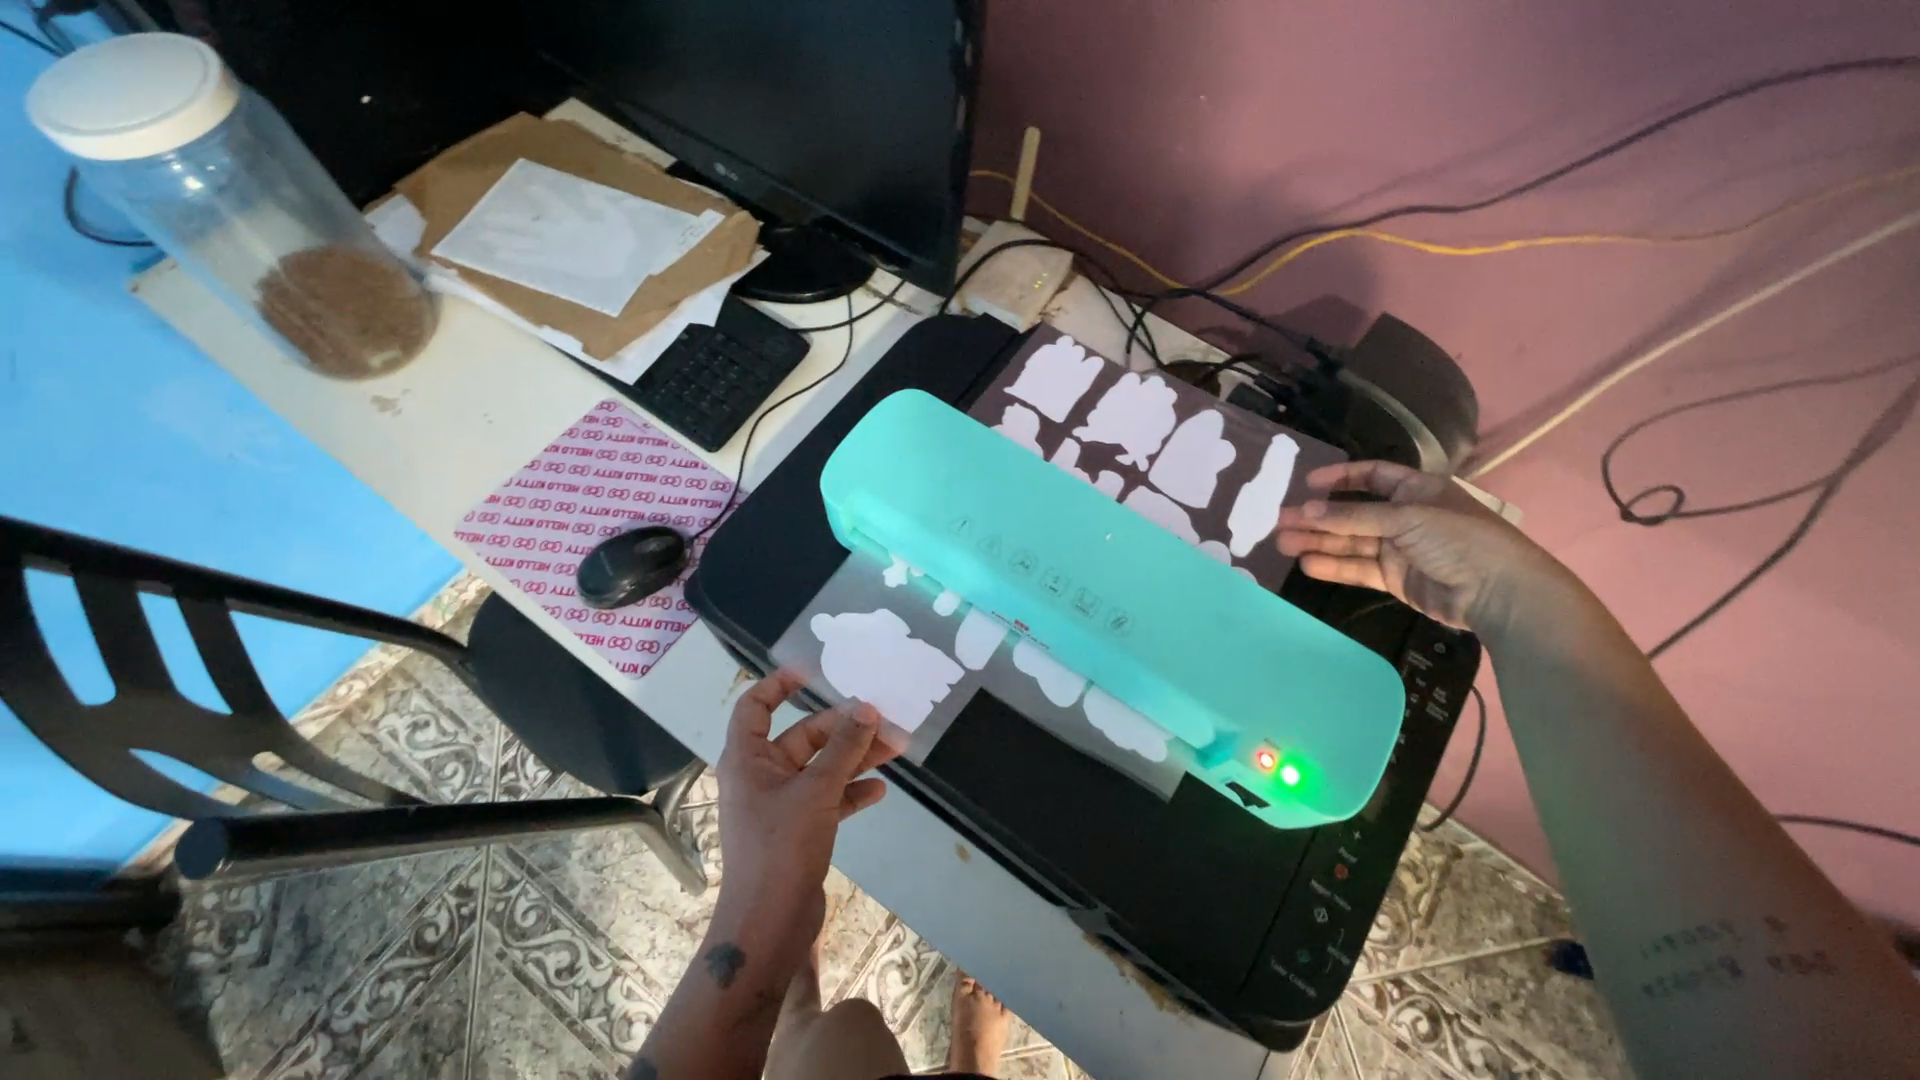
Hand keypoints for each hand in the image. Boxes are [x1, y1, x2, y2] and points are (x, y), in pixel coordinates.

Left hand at [714, 672, 896, 940]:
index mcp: (747, 759)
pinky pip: (827, 798)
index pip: (754, 707)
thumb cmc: (781, 847)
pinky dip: (851, 792)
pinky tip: (879, 790)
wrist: (769, 923)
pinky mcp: (798, 829)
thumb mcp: (816, 791)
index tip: (812, 673)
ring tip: (895, 748)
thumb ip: (843, 749)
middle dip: (842, 728)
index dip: (777, 685)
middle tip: (883, 719)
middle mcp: (761, 775)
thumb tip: (866, 709)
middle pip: (802, 736)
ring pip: (820, 767)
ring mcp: (780, 804)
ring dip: (854, 758)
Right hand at [1275, 460, 1571, 633]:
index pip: (1373, 476)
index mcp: (1416, 490)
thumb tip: (1306, 511)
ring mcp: (1399, 549)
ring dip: (1317, 542)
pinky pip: (1357, 569)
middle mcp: (1405, 517)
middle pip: (1352, 513)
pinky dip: (1333, 566)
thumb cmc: (1460, 539)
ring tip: (1282, 543)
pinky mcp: (1394, 579)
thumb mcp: (1406, 517)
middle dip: (1317, 517)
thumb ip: (1353, 517)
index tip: (1306, 484)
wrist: (1499, 592)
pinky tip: (1307, 564)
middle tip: (1279, 520)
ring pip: (1349, 542)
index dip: (1340, 478)